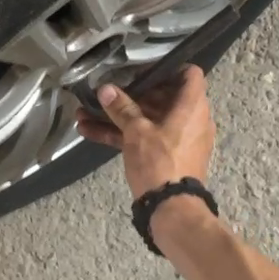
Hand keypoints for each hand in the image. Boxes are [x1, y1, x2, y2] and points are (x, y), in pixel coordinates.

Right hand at [76, 65, 215, 200]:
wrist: (172, 211)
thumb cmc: (160, 162)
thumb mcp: (137, 132)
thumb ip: (121, 108)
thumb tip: (106, 89)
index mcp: (192, 107)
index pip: (189, 74)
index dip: (168, 67)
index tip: (142, 69)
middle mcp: (191, 120)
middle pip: (162, 97)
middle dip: (132, 94)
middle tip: (109, 91)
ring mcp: (179, 140)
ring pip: (148, 120)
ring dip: (119, 116)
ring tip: (85, 112)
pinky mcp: (168, 158)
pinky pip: (145, 139)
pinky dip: (122, 135)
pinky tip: (88, 131)